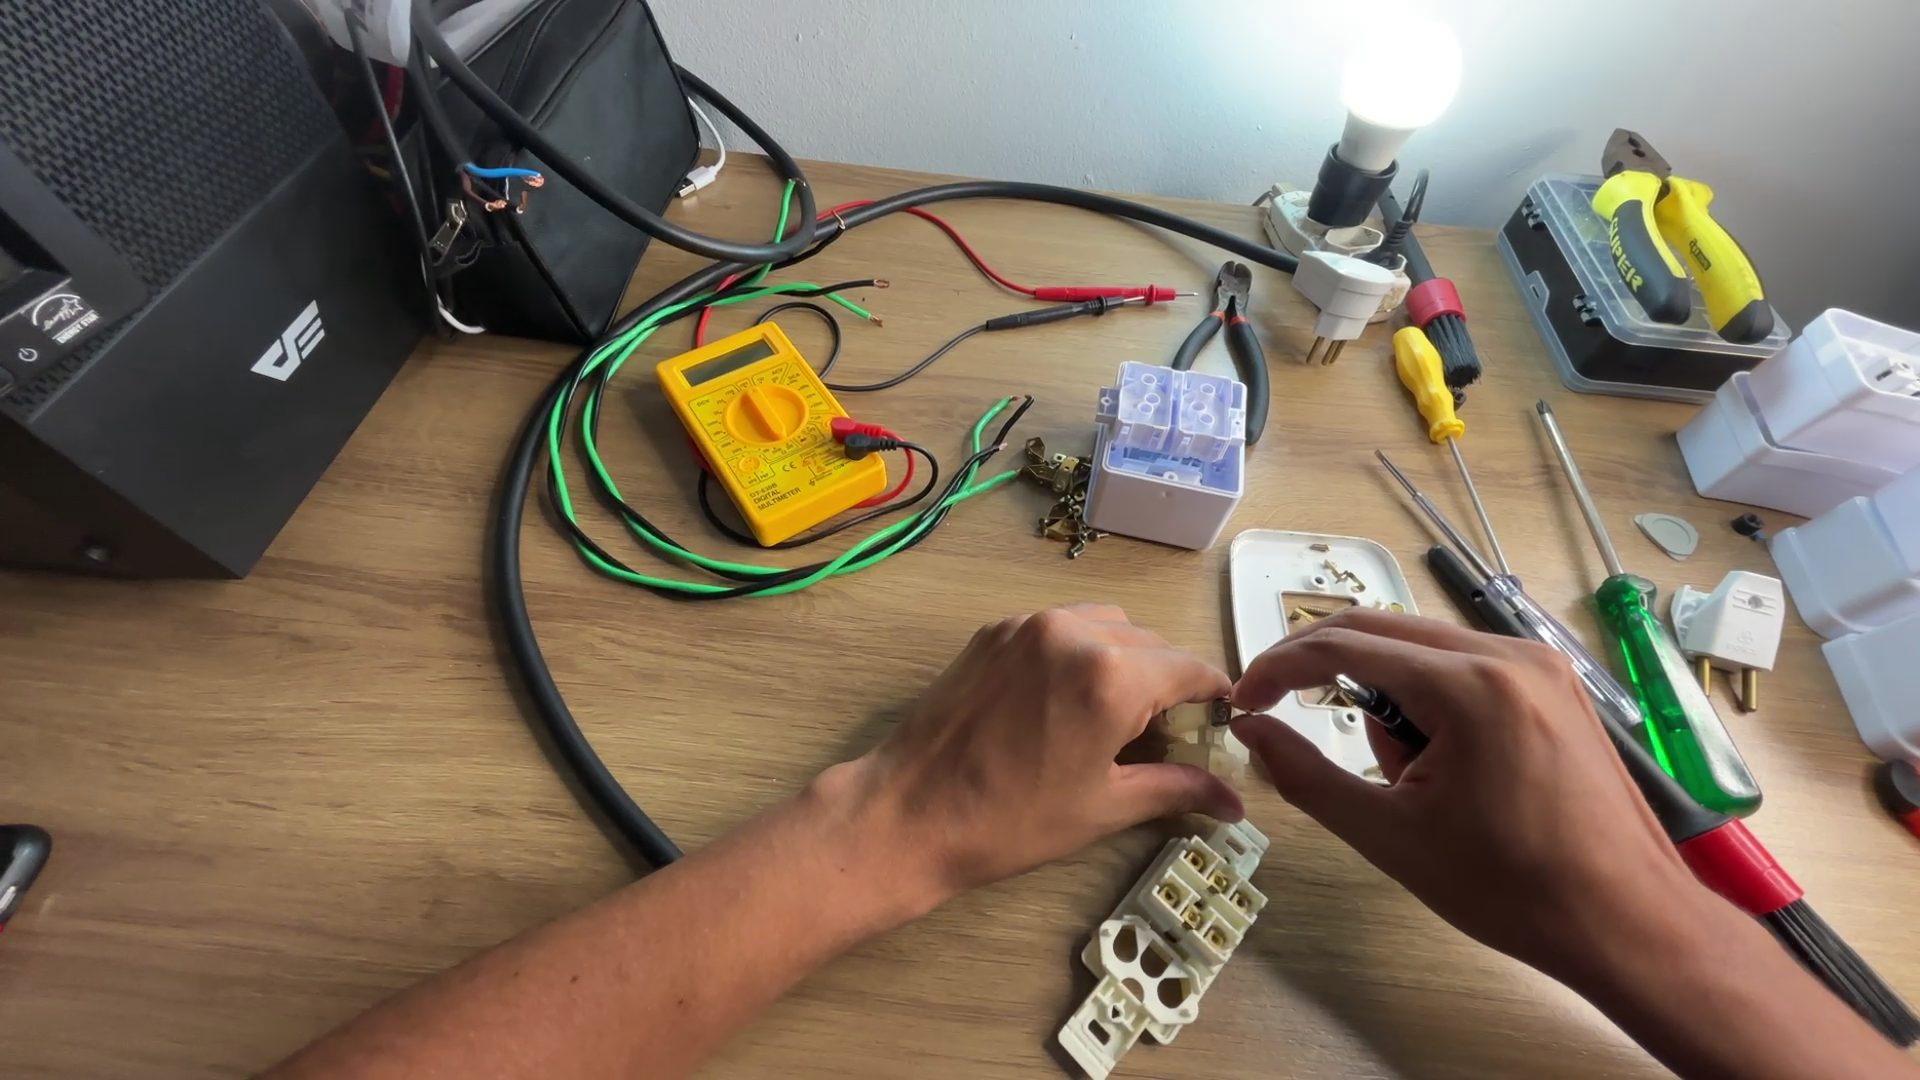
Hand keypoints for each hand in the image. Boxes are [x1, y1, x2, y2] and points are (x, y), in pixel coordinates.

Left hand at [832, 604, 1242, 906]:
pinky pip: (1059, 625)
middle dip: (1168, 679)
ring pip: (1105, 623)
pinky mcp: (995, 629)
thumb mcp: (1103, 806)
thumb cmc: (1012, 819)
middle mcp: (1072, 632)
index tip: (1223, 717)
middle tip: (1165, 729)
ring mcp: (1028, 624)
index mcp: (1109, 674)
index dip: (1214, 693)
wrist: (909, 810)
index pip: (1187, 667)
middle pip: (1149, 642)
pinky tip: (1066, 693)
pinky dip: (1080, 648)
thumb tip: (1235, 803)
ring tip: (1114, 709)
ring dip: (1125, 656)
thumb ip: (1176, 789)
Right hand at [1229, 608, 1712, 984]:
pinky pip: (1452, 660)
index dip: (1277, 668)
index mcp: (1469, 686)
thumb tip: (1249, 729)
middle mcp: (1506, 653)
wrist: (1638, 929)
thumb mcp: (1386, 835)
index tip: (1243, 701)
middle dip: (1313, 664)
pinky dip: (1418, 692)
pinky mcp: (1550, 679)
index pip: (1341, 647)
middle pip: (1372, 628)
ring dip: (1374, 687)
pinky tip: (1437, 754)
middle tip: (1274, 704)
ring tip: (1403, 769)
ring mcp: (1536, 661)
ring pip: (1410, 643)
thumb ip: (1302, 773)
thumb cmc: (1510, 889)